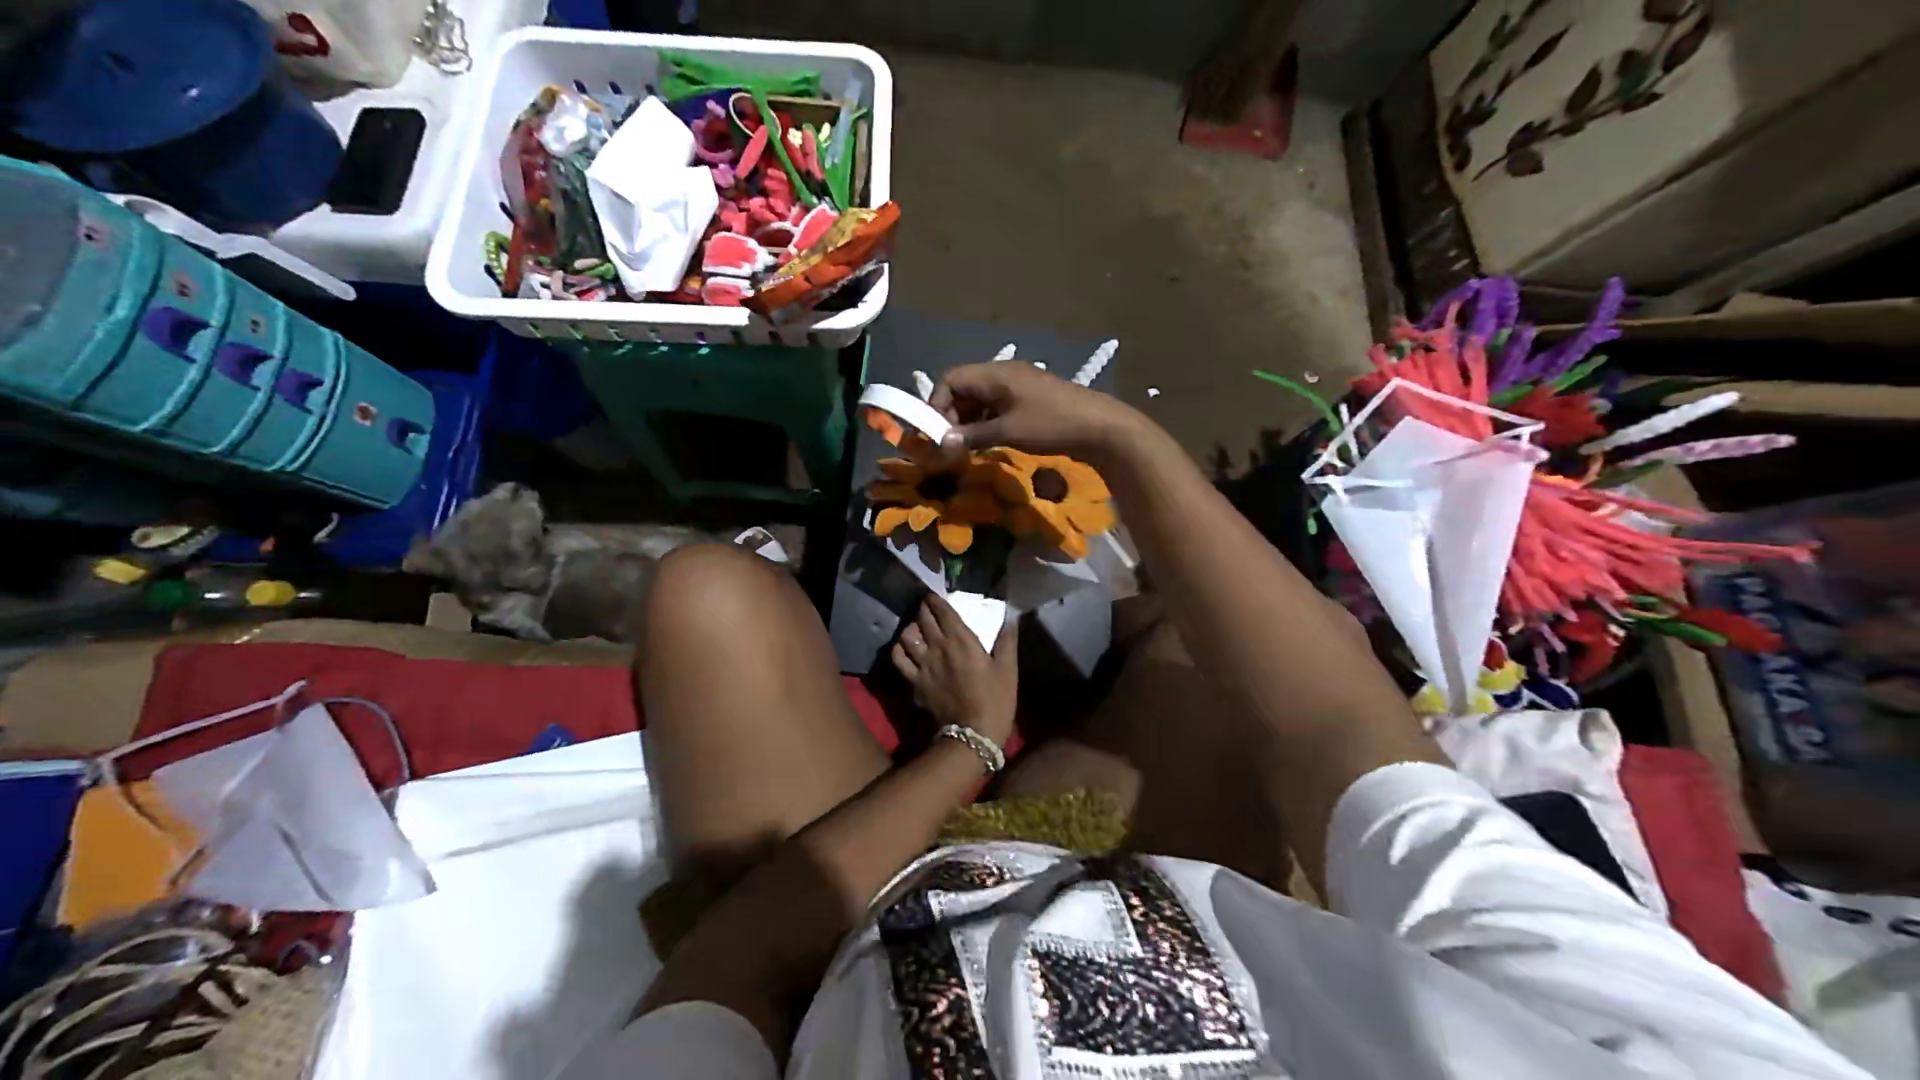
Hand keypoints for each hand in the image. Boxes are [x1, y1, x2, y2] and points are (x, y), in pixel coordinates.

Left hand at [891, 595, 1017, 746]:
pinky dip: (898, 650)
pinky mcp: (915, 682)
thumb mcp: (1008, 669)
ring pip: (907, 636)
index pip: (943, 612)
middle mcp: (939, 647)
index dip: (935, 601)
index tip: (932, 596)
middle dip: (923, 610)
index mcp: (962, 640)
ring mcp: (923, 665)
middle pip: (923, 620)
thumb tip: (1012, 618)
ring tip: (915, 628)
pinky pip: (899, 660)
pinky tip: (903, 649)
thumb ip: (1007, 641)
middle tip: (926, 609)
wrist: (974, 733)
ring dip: (910, 628)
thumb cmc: (996, 699)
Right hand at [930, 362, 1147, 462]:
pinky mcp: (1029, 397)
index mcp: (995, 373)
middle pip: (964, 386)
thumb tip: (943, 442)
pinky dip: (986, 420)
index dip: (937, 404)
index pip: (951, 378)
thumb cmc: (1051, 425)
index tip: (938, 432)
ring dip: (969, 419)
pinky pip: (996, 404)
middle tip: (951, 442)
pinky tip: (988, 440)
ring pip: (980, 397)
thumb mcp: (1008, 432)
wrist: (1100, 427)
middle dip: (951, 414)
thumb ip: (973, 435)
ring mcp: (1018, 384)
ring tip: (967, 445)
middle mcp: (1004, 373)